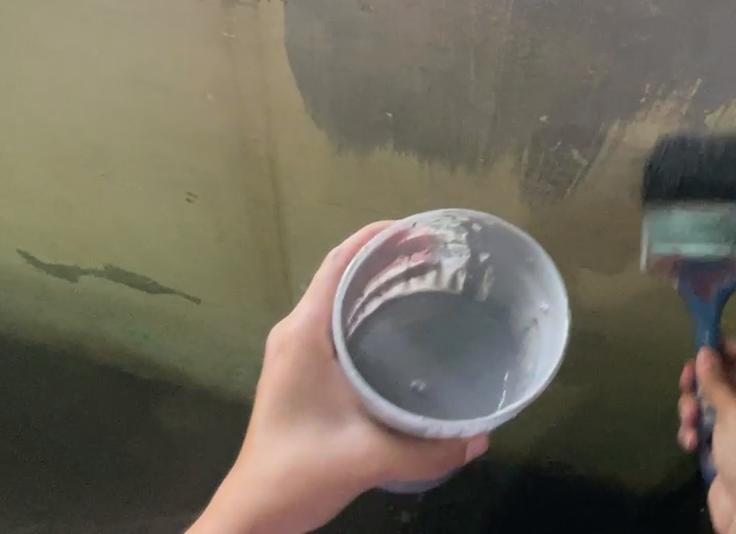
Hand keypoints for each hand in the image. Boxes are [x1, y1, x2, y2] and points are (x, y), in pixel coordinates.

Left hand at [190, 222, 488, 533]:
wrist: (253, 516)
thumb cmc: (299, 473)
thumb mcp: (366, 458)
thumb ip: (426, 449)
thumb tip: (482, 438)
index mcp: (304, 333)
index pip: (339, 262)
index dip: (375, 237)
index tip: (418, 229)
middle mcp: (296, 330)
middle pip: (341, 271)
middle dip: (385, 254)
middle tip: (435, 253)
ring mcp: (295, 348)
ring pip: (338, 293)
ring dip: (375, 278)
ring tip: (423, 275)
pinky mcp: (300, 366)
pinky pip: (336, 316)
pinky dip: (366, 303)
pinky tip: (398, 320)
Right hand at [678, 340, 735, 533]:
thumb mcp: (731, 412)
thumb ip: (715, 380)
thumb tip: (705, 350)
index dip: (723, 345)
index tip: (698, 344)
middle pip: (718, 375)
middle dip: (699, 381)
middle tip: (686, 385)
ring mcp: (731, 425)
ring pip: (704, 400)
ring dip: (691, 409)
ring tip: (690, 424)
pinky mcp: (717, 445)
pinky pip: (699, 425)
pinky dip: (691, 431)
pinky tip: (690, 443)